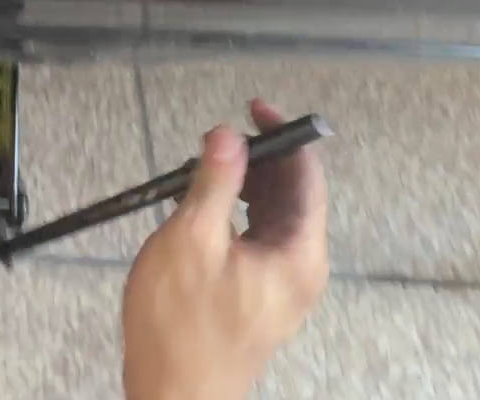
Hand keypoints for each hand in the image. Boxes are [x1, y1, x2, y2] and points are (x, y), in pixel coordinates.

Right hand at [122, 100, 329, 399]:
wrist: (172, 395)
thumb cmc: (182, 323)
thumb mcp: (193, 239)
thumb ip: (214, 181)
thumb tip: (228, 133)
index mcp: (298, 254)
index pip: (307, 178)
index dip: (285, 136)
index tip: (253, 108)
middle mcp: (298, 267)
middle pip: (292, 193)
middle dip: (259, 156)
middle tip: (219, 137)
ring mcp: (279, 282)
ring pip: (273, 212)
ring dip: (246, 180)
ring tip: (206, 164)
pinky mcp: (257, 291)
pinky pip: (257, 233)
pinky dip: (237, 207)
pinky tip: (206, 201)